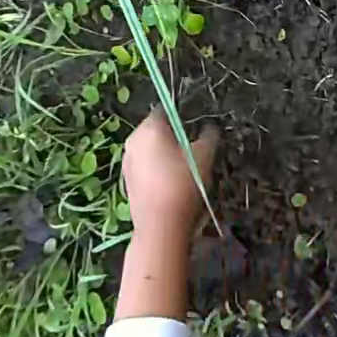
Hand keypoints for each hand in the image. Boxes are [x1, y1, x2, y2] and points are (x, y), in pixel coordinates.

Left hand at [122, 107, 218, 238]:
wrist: (160, 227)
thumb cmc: (182, 183)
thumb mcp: (205, 155)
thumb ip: (209, 136)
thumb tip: (209, 128)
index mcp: (149, 127)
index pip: (166, 110)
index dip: (183, 117)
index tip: (196, 129)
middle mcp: (133, 140)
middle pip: (156, 130)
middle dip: (174, 137)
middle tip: (193, 150)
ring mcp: (127, 162)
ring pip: (150, 150)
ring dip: (164, 155)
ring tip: (184, 170)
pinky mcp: (127, 182)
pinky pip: (145, 168)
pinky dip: (156, 171)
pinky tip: (171, 185)